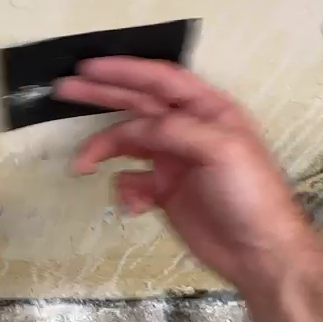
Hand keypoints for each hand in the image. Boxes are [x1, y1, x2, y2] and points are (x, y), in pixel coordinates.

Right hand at [56, 57, 322, 290]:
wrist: (258, 254)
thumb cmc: (250, 196)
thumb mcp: (220, 150)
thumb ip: (175, 130)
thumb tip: (134, 128)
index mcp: (208, 110)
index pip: (160, 80)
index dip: (124, 70)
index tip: (88, 67)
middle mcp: (187, 129)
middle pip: (136, 104)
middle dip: (100, 95)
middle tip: (64, 88)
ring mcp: (173, 160)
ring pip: (126, 144)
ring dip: (102, 151)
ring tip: (79, 165)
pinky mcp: (162, 190)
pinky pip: (130, 180)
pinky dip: (124, 190)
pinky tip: (133, 205)